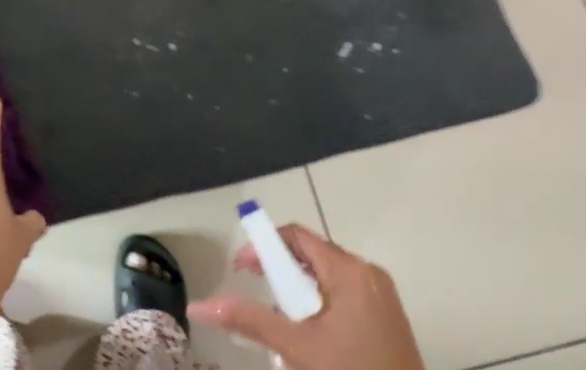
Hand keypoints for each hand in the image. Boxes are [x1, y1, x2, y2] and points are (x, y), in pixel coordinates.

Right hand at [190, 224, 424, 369]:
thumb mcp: (297, 348)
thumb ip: (249, 320)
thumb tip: (198, 307)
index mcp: (349, 271)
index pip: (296, 236)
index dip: (264, 247)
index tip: (242, 271)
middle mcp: (367, 274)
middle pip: (311, 257)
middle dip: (280, 275)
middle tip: (258, 299)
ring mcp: (381, 297)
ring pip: (326, 280)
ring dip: (298, 296)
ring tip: (282, 326)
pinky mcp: (387, 319)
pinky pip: (343, 298)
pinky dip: (319, 309)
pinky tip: (311, 340)